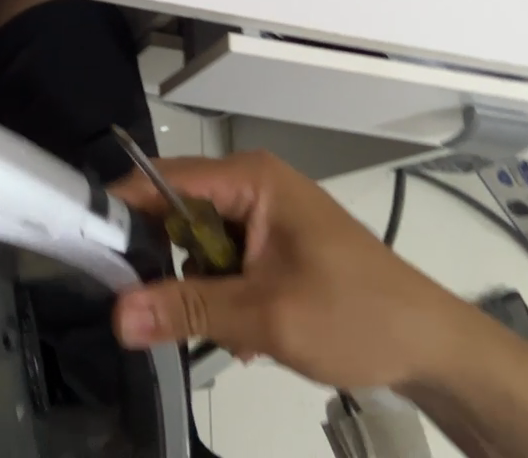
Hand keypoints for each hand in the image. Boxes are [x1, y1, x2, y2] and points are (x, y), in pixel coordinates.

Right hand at [109, 152, 474, 390]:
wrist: (438, 350)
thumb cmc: (358, 316)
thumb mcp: (265, 315)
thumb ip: (187, 310)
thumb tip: (116, 316)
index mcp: (251, 179)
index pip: (164, 177)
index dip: (124, 208)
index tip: (89, 246)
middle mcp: (254, 185)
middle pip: (178, 211)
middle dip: (168, 261)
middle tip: (156, 306)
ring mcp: (267, 215)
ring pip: (199, 242)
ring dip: (199, 286)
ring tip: (221, 330)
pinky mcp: (276, 243)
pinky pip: (224, 260)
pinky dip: (223, 294)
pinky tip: (242, 332)